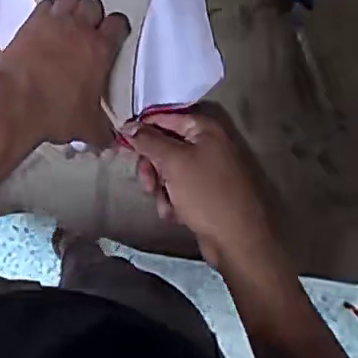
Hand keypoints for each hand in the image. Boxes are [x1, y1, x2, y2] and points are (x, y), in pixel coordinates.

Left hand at [0, 0, 128, 150]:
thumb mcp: (87, 127)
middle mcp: (80, 28)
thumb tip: (109, 142)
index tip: (114, 37)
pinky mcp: (31, 23)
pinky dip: (50, 10)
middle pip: (94, 4)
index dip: (117, 28)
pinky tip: (47, 24)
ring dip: (72, 7)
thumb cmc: (55, 111)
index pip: (118, 23)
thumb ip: (103, 132)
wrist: (15, 102)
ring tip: (68, 22)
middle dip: (94, 15)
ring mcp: (55, 22)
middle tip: (89, 30)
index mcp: (101, 48)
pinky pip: (46, 4)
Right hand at [121, 106, 284, 272]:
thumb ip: (148, 141)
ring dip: (160, 188)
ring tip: (166, 203)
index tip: (120, 143)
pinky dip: (172, 201)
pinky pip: (177, 189)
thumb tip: (129, 125)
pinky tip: (176, 215)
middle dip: (152, 166)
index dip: (140, 129)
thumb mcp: (174, 162)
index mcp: (204, 128)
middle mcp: (206, 144)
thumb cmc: (205, 192)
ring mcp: (206, 170)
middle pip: (163, 146)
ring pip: (167, 170)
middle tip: (148, 183)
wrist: (237, 239)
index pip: (163, 118)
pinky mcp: (204, 193)